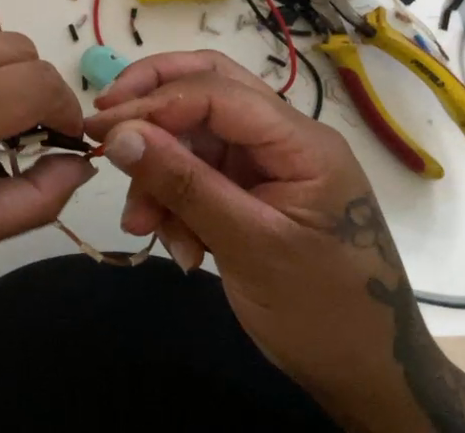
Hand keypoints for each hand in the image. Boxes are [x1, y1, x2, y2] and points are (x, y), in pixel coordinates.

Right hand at [82, 51, 433, 413]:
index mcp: (301, 143)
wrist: (364, 376)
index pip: (216, 92)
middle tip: (103, 126)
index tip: (100, 129)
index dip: (152, 102)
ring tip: (141, 223)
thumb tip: (118, 134)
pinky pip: (193, 171)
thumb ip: (183, 184)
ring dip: (157, 172)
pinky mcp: (248, 188)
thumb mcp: (248, 246)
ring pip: (190, 135)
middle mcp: (283, 139)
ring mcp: (264, 164)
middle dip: (150, 105)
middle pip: (205, 87)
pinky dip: (170, 199)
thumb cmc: (322, 312)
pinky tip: (172, 241)